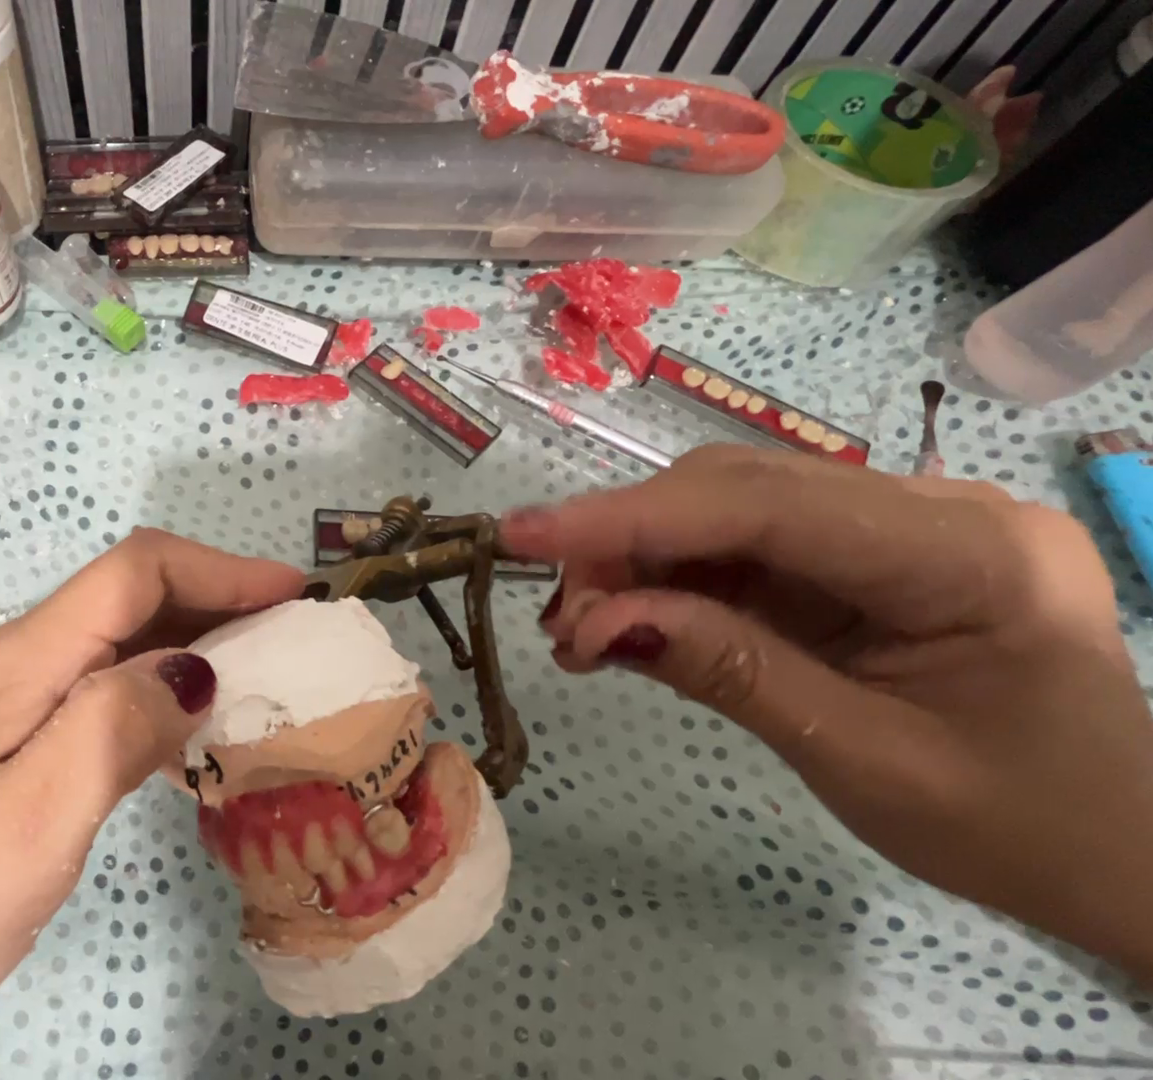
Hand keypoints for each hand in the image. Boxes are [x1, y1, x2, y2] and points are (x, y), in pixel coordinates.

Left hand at [0, 530, 301, 1078]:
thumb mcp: (25, 823)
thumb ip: (110, 728)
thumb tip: (197, 668)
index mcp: (23, 664)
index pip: (133, 572)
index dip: (221, 569)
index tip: (298, 598)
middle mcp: (20, 668)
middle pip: (132, 596)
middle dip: (220, 599)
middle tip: (299, 642)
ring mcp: (17, 710)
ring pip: (125, 645)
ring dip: (201, 645)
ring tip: (271, 681)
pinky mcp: (20, 751)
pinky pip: (110, 696)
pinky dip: (169, 695)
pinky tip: (201, 739)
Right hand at [500, 445, 1152, 982]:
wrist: (1128, 857)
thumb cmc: (1021, 826)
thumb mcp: (863, 759)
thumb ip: (728, 673)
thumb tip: (595, 625)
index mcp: (965, 554)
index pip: (761, 508)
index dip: (627, 518)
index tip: (520, 536)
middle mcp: (932, 511)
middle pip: (736, 490)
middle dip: (626, 543)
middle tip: (561, 621)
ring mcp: (898, 527)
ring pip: (727, 510)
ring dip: (640, 562)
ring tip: (585, 633)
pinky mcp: (863, 557)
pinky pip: (745, 548)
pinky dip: (674, 581)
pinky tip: (634, 625)